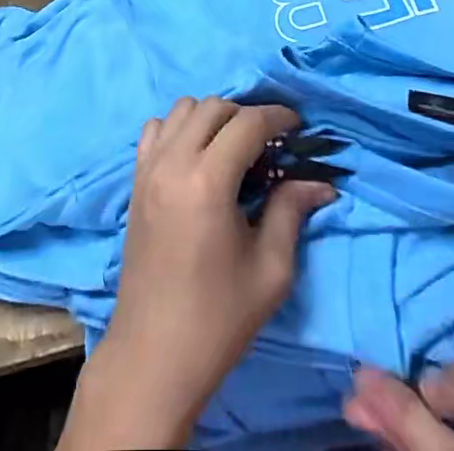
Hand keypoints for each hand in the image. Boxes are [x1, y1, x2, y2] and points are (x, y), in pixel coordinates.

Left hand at [57, 96, 337, 450]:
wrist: (156, 347)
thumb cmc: (220, 315)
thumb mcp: (271, 268)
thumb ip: (291, 211)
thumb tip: (320, 183)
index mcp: (206, 181)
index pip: (246, 123)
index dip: (277, 116)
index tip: (297, 125)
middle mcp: (171, 162)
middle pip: (211, 107)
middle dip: (246, 115)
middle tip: (270, 144)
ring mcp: (146, 169)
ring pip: (179, 110)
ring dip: (211, 118)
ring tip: (234, 149)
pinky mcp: (134, 181)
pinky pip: (154, 131)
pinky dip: (178, 128)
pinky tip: (196, 157)